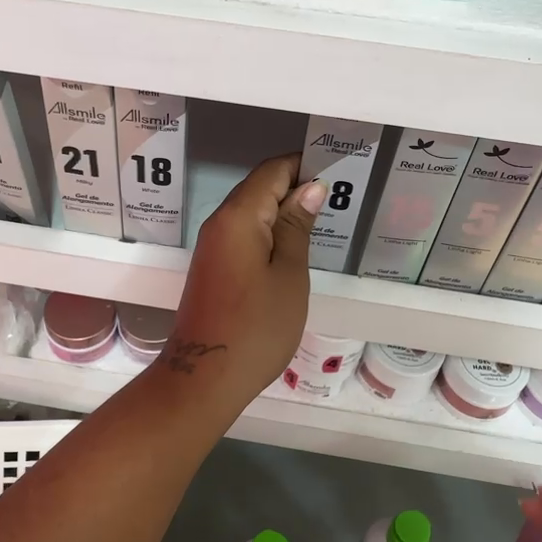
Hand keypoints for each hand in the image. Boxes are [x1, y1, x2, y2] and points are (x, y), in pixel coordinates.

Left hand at [163, 154, 322, 390]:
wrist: (205, 377)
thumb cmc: (257, 326)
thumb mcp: (289, 275)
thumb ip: (298, 227)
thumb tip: (309, 188)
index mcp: (238, 217)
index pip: (271, 171)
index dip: (302, 165)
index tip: (335, 168)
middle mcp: (219, 224)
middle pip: (258, 188)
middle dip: (294, 185)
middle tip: (336, 195)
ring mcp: (212, 247)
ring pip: (250, 213)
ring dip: (283, 211)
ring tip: (320, 220)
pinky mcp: (213, 268)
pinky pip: (243, 235)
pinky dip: (269, 232)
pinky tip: (292, 247)